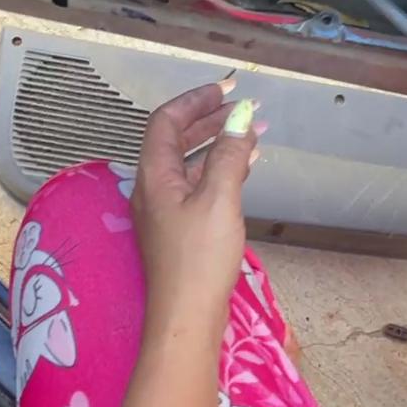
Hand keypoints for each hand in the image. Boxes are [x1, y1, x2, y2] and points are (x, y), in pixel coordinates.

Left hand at [131, 79, 258, 334]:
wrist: (187, 317)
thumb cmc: (199, 259)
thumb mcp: (219, 200)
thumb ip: (228, 156)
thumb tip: (240, 119)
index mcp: (154, 176)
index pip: (166, 121)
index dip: (195, 100)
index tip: (227, 89)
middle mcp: (153, 189)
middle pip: (176, 140)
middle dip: (210, 119)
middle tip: (244, 108)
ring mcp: (165, 212)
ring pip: (189, 164)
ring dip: (218, 145)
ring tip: (252, 134)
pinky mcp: (179, 230)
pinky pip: (197, 187)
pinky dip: (219, 171)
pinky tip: (243, 169)